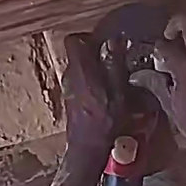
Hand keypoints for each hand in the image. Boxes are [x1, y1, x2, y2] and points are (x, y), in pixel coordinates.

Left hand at [59, 32, 120, 169]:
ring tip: (114, 76)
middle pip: (77, 54)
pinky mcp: (70, 99)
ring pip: (79, 68)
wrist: (88, 148)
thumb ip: (115, 65)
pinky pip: (80, 81)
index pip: (73, 40)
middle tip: (115, 59)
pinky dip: (92, 81)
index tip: (105, 42)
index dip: (88, 36)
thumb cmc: (105, 121)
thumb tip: (115, 40)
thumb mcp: (118, 91)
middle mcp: (69, 76)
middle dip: (95, 53)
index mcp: (80, 70)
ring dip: (95, 68)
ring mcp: (67, 88)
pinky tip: (107, 93)